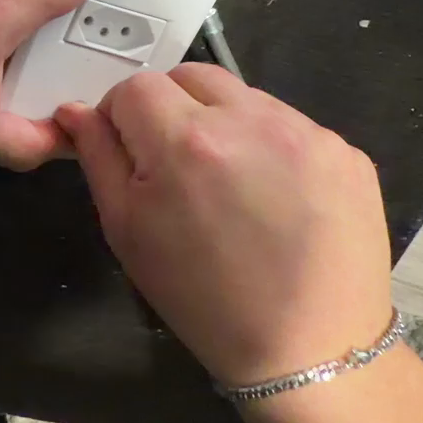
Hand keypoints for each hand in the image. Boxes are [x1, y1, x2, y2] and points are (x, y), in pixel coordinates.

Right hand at [54, 65, 393, 388]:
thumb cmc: (196, 292)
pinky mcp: (348, 153)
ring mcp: (308, 134)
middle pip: (189, 75)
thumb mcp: (124, 225)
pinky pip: (287, 124)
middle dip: (166, 105)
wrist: (308, 346)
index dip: (118, 114)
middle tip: (168, 160)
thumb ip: (96, 155)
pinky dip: (263, 143)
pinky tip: (265, 193)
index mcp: (184, 141)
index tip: (125, 150)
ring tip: (221, 180)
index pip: (134, 86)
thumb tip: (74, 110)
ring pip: (240, 96)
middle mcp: (250, 121)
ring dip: (217, 121)